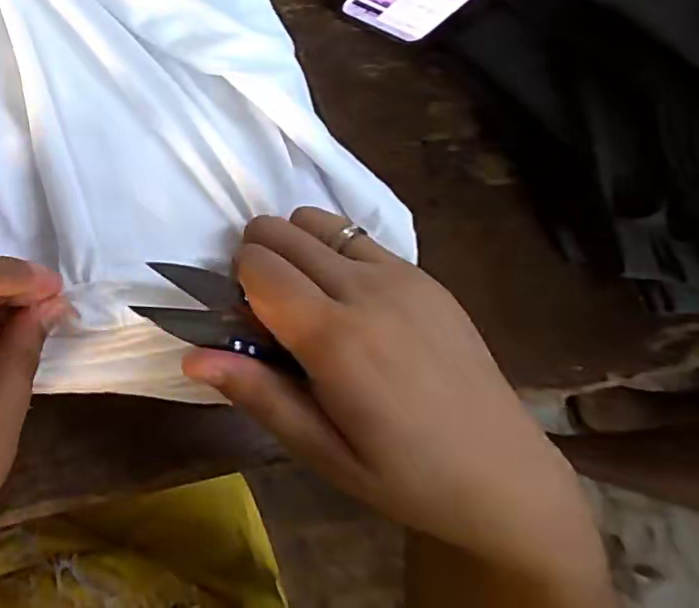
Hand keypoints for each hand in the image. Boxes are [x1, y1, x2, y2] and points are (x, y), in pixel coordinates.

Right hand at [182, 208, 611, 602]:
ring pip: (312, 219)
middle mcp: (365, 291)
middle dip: (256, 257)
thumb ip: (257, 393)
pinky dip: (332, 249)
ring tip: (309, 297)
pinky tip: (352, 300)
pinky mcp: (423, 273)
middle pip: (277, 230)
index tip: (249, 322)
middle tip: (272, 310)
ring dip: (293, 246)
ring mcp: (400, 275)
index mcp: (336, 339)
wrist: (507, 479)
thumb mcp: (322, 451)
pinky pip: (355, 233)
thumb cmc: (403, 476)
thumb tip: (190, 356)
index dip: (236, 285)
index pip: (255, 264)